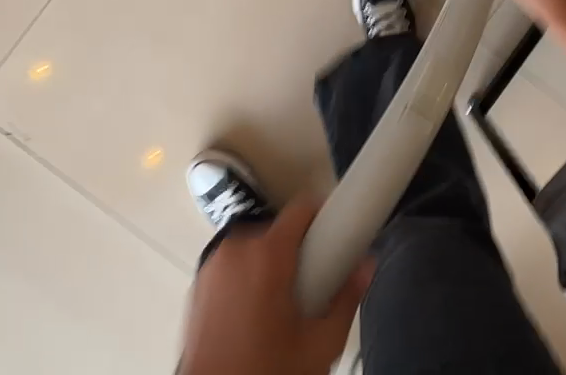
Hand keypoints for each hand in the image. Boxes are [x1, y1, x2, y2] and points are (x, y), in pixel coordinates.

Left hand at [179, 199, 372, 374]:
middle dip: (300, 252)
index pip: (303, 207)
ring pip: (256, 246)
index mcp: (267, 254)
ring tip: (283, 308)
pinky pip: (234, 264)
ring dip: (273, 265)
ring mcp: (213, 264)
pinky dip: (248, 277)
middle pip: (280, 230)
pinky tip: (257, 314)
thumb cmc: (263, 371)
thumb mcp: (319, 345)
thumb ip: (347, 299)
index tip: (336, 234)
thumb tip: (365, 267)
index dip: (325, 217)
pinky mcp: (200, 281)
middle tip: (313, 288)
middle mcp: (236, 249)